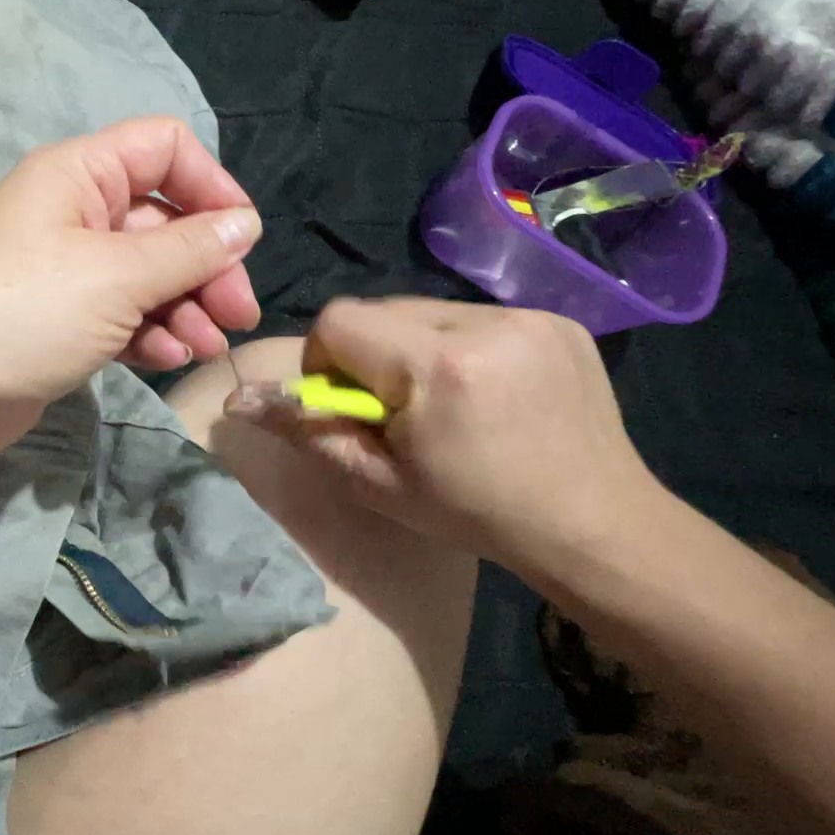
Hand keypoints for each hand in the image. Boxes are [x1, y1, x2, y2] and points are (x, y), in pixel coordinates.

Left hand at [0, 117, 262, 453]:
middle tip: (238, 316)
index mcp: (76, 174)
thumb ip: (189, 250)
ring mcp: (64, 269)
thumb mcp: (117, 276)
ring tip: (205, 348)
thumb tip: (245, 224)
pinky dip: (148, 331)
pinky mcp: (60, 319)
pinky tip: (168, 359)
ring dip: (183, 307)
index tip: (243, 238)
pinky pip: (120, 312)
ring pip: (146, 274)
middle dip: (205, 267)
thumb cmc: (26, 314)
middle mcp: (70, 212)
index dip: (211, 185)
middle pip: (163, 221)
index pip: (163, 148)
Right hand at [229, 297, 662, 569]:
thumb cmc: (473, 511)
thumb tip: (237, 401)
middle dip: (368, 353)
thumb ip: (305, 429)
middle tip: (394, 408)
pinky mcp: (557, 319)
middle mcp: (486, 323)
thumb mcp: (373, 479)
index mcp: (439, 365)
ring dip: (411, 347)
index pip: (339, 321)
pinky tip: (481, 389)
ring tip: (442, 400)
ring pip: (424, 310)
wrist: (597, 525)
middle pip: (379, 309)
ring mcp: (529, 316)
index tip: (351, 404)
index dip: (325, 360)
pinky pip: (470, 316)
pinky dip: (456, 345)